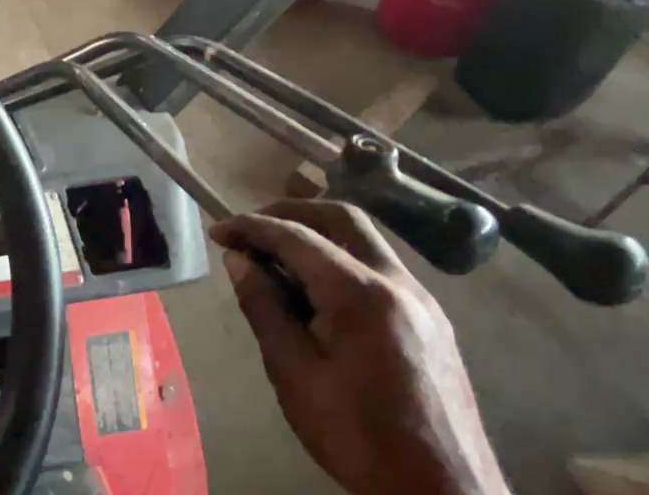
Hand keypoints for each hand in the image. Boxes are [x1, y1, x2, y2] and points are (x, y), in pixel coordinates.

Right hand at [209, 200, 509, 494]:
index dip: (250, 228)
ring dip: (318, 238)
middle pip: (342, 219)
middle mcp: (400, 285)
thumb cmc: (358, 435)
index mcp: (362, 294)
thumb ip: (264, 307)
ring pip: (365, 243)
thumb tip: (239, 261)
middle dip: (290, 213)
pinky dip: (342, 262)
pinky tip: (317, 295)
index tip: (216, 233)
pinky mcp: (432, 324)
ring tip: (277, 265)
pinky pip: (381, 271)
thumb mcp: (293, 372)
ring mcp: (424, 303)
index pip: (295, 237)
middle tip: (251, 230)